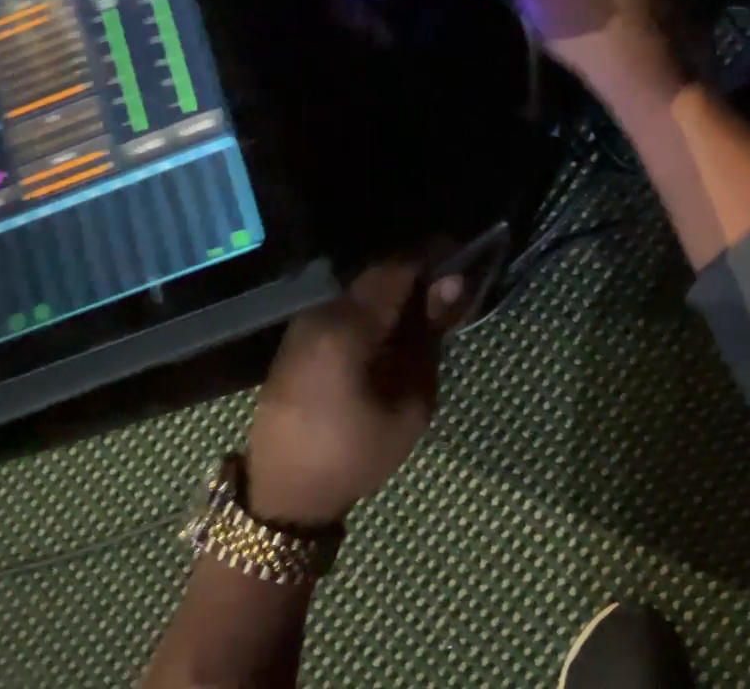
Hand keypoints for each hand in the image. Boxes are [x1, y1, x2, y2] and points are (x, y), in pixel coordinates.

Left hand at [245, 262, 465, 526]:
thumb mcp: (410, 404)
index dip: (434, 256)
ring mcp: (303, 324)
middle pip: (377, 275)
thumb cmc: (354, 455)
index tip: (464, 259)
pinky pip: (342, 310)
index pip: (398, 267)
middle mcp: (320, 313)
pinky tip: (391, 337)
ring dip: (393, 296)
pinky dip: (372, 312)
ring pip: (359, 292)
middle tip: (450, 295)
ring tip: (425, 319)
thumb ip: (431, 338)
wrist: (284, 495)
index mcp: (347, 326)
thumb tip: (452, 284)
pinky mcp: (296, 340)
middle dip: (416, 276)